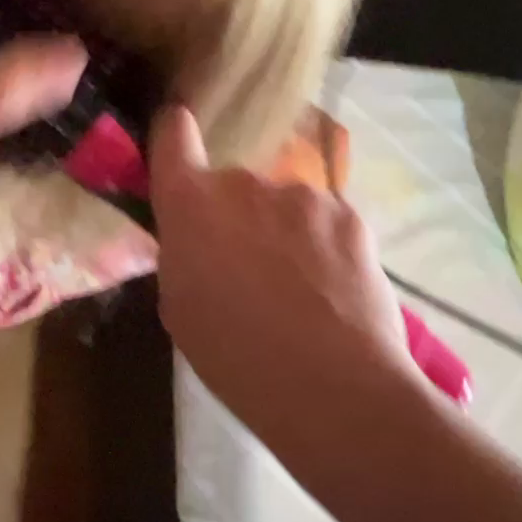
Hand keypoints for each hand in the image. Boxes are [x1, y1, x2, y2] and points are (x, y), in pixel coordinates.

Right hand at [149, 106, 415, 417]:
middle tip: (250, 270)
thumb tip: (198, 242)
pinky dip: (325, 248)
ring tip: (300, 291)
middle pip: (232, 185)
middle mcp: (241, 182)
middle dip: (237, 216)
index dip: (174, 133)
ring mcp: (300, 194)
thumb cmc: (233, 355)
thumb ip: (183, 254)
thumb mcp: (178, 306)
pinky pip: (325, 222)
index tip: (178, 139)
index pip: (172, 134)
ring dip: (284, 233)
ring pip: (283, 206)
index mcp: (189, 203)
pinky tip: (333, 293)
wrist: (331, 388)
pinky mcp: (349, 214)